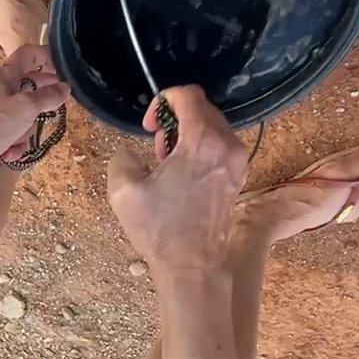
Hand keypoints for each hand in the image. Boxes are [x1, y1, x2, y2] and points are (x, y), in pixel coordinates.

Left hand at [0, 44, 69, 159]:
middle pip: (28, 85)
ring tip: (22, 136)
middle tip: (57, 102)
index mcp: (4, 75)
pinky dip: (15, 143)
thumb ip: (49, 96)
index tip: (62, 68)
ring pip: (24, 113)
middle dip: (42, 97)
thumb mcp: (27, 107)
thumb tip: (65, 89)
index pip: (27, 54)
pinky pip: (14, 133)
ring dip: (26, 128)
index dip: (46, 56)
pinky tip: (11, 150)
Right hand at [107, 86, 247, 273]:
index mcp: (202, 142)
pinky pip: (220, 146)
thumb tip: (129, 152)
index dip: (163, 100)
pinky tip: (181, 173)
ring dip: (187, 134)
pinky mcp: (237, 176)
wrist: (191, 264)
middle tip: (154, 143)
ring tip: (165, 161)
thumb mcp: (123, 191)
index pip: (189, 95)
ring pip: (213, 127)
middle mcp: (227, 145)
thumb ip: (121, 158)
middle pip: (203, 109)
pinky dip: (200, 149)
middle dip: (175, 118)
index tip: (149, 123)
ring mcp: (237, 161)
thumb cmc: (159, 229)